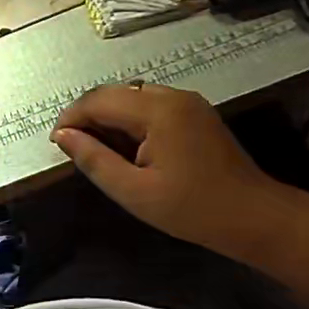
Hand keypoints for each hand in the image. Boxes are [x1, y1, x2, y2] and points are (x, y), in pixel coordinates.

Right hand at [51, 84, 279, 255]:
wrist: (252, 216)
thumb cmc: (191, 209)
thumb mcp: (134, 192)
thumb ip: (94, 160)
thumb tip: (63, 136)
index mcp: (157, 111)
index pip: (99, 100)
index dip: (72, 117)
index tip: (56, 142)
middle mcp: (173, 95)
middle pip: (116, 92)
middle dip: (89, 115)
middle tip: (74, 147)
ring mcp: (188, 102)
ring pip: (133, 96)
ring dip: (110, 116)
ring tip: (98, 148)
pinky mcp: (196, 113)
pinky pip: (152, 105)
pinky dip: (131, 119)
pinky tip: (128, 147)